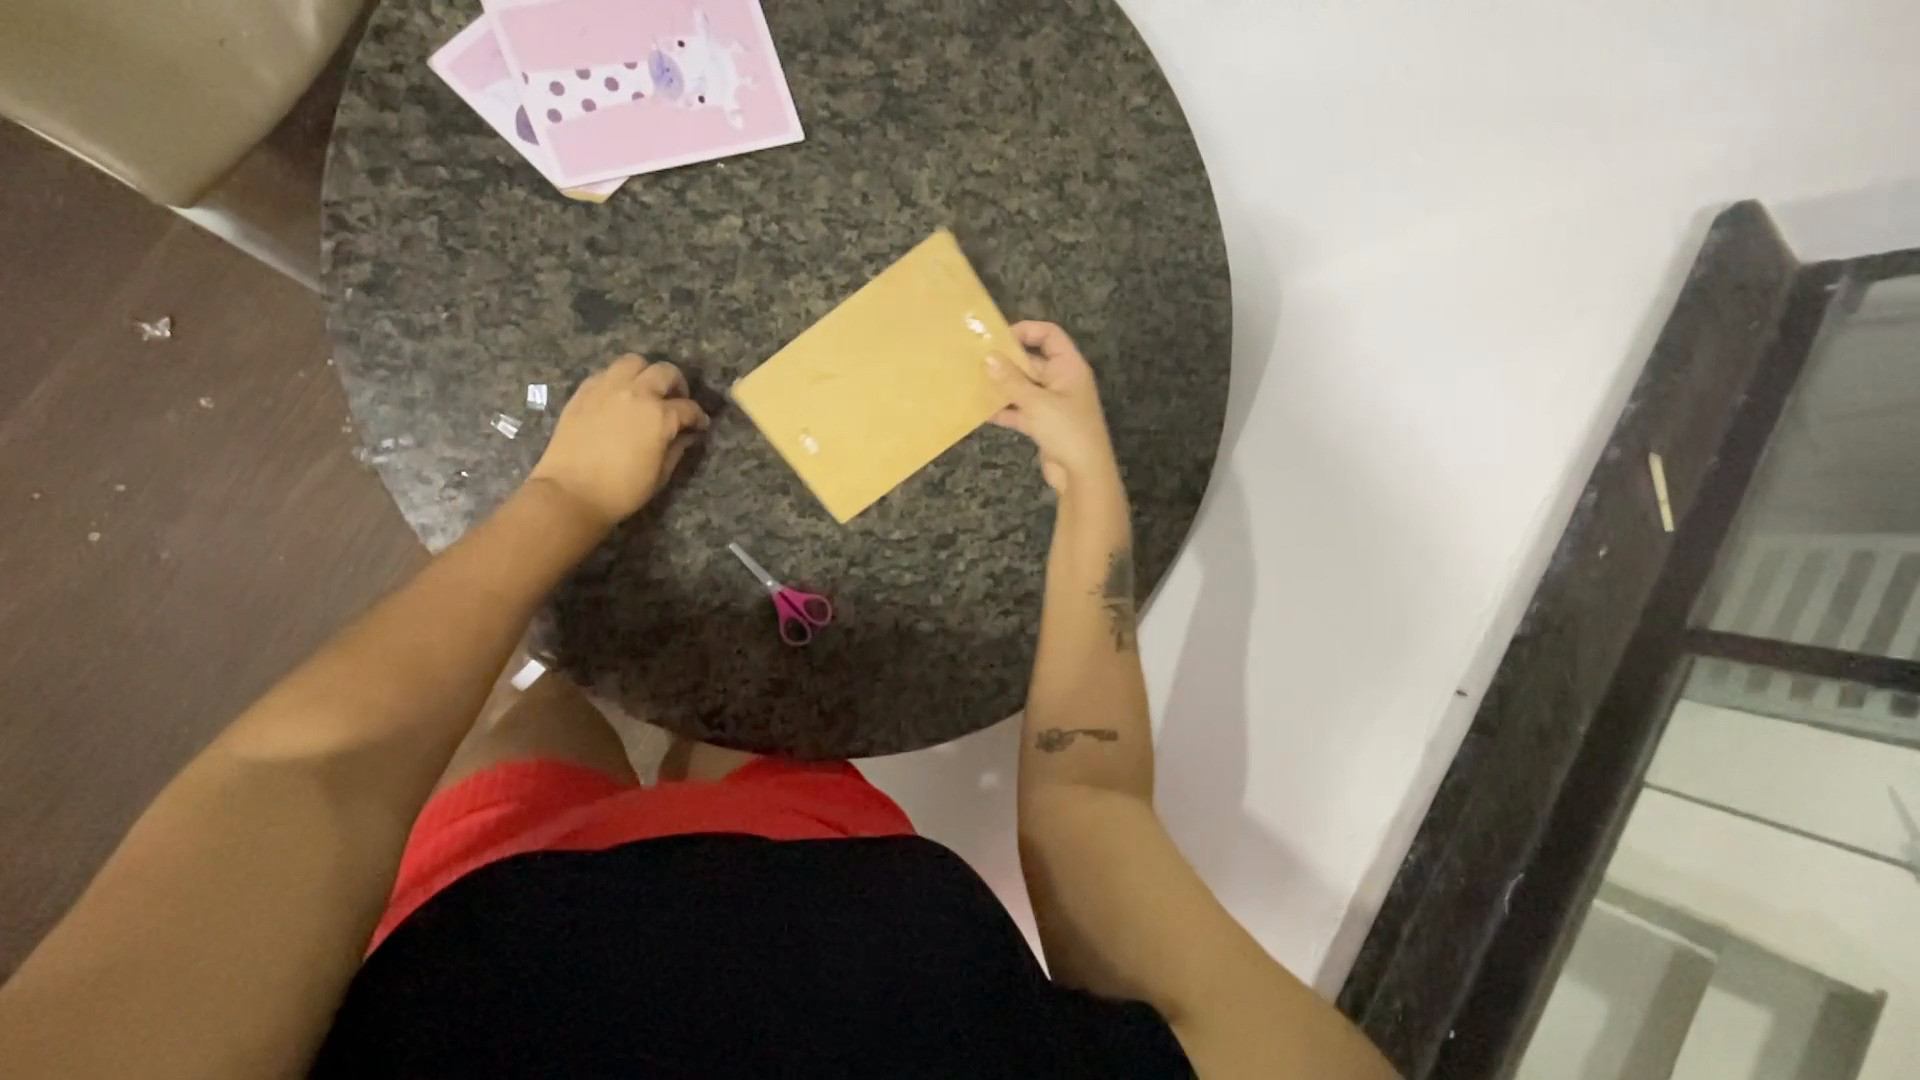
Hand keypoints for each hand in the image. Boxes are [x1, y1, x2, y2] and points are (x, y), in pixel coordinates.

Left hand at [528, 354, 709, 526]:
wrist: (571, 493)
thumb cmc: (622, 490)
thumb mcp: (660, 475)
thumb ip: (677, 448)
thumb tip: (688, 435)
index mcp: (660, 416)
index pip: (689, 408)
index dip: (699, 417)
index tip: (700, 425)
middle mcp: (636, 393)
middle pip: (666, 372)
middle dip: (677, 385)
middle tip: (676, 401)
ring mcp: (607, 388)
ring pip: (634, 362)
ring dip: (646, 373)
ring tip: (646, 391)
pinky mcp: (584, 392)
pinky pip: (607, 373)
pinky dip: (619, 380)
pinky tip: (619, 398)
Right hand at [985, 322, 1118, 492]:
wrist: (1083, 473)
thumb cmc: (1067, 430)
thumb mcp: (1036, 402)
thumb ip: (1010, 380)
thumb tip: (988, 357)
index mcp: (1068, 367)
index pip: (1049, 335)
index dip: (1026, 330)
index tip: (999, 337)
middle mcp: (1062, 381)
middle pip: (1032, 361)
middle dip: (1006, 361)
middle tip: (976, 360)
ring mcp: (1053, 403)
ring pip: (1023, 387)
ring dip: (1002, 386)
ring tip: (974, 382)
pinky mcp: (1044, 424)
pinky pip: (1021, 410)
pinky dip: (1005, 410)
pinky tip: (982, 411)